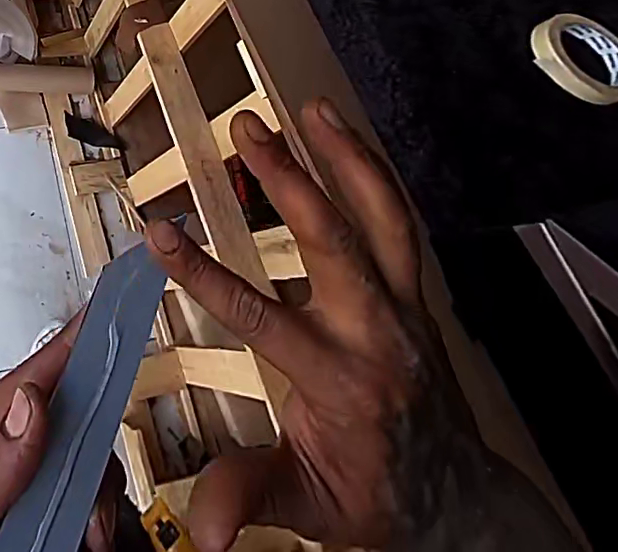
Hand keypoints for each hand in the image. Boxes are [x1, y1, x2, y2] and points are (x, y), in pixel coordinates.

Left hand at [0, 311, 128, 551]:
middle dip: (95, 443)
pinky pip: (86, 515)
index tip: (113, 313)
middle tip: (96, 490)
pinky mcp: (44, 535)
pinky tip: (88, 541)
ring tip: (86, 535)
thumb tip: (30, 402)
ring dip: (98, 497)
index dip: (76, 341)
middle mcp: (6, 466)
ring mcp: (25, 505)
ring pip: (88, 473)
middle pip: (73, 425)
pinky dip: (95, 525)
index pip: (32, 379)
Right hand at [145, 99, 575, 551]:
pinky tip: (345, 139)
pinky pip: (399, 220)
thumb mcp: (311, 511)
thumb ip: (254, 495)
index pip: (258, 316)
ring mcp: (403, 303)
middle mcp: (376, 330)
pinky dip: (373, 172)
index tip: (159, 232)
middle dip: (284, 179)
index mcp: (340, 381)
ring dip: (345, 156)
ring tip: (310, 108)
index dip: (202, 273)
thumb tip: (201, 525)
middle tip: (246, 130)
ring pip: (381, 215)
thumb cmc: (379, 501)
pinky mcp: (414, 290)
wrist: (458, 500)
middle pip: (330, 239)